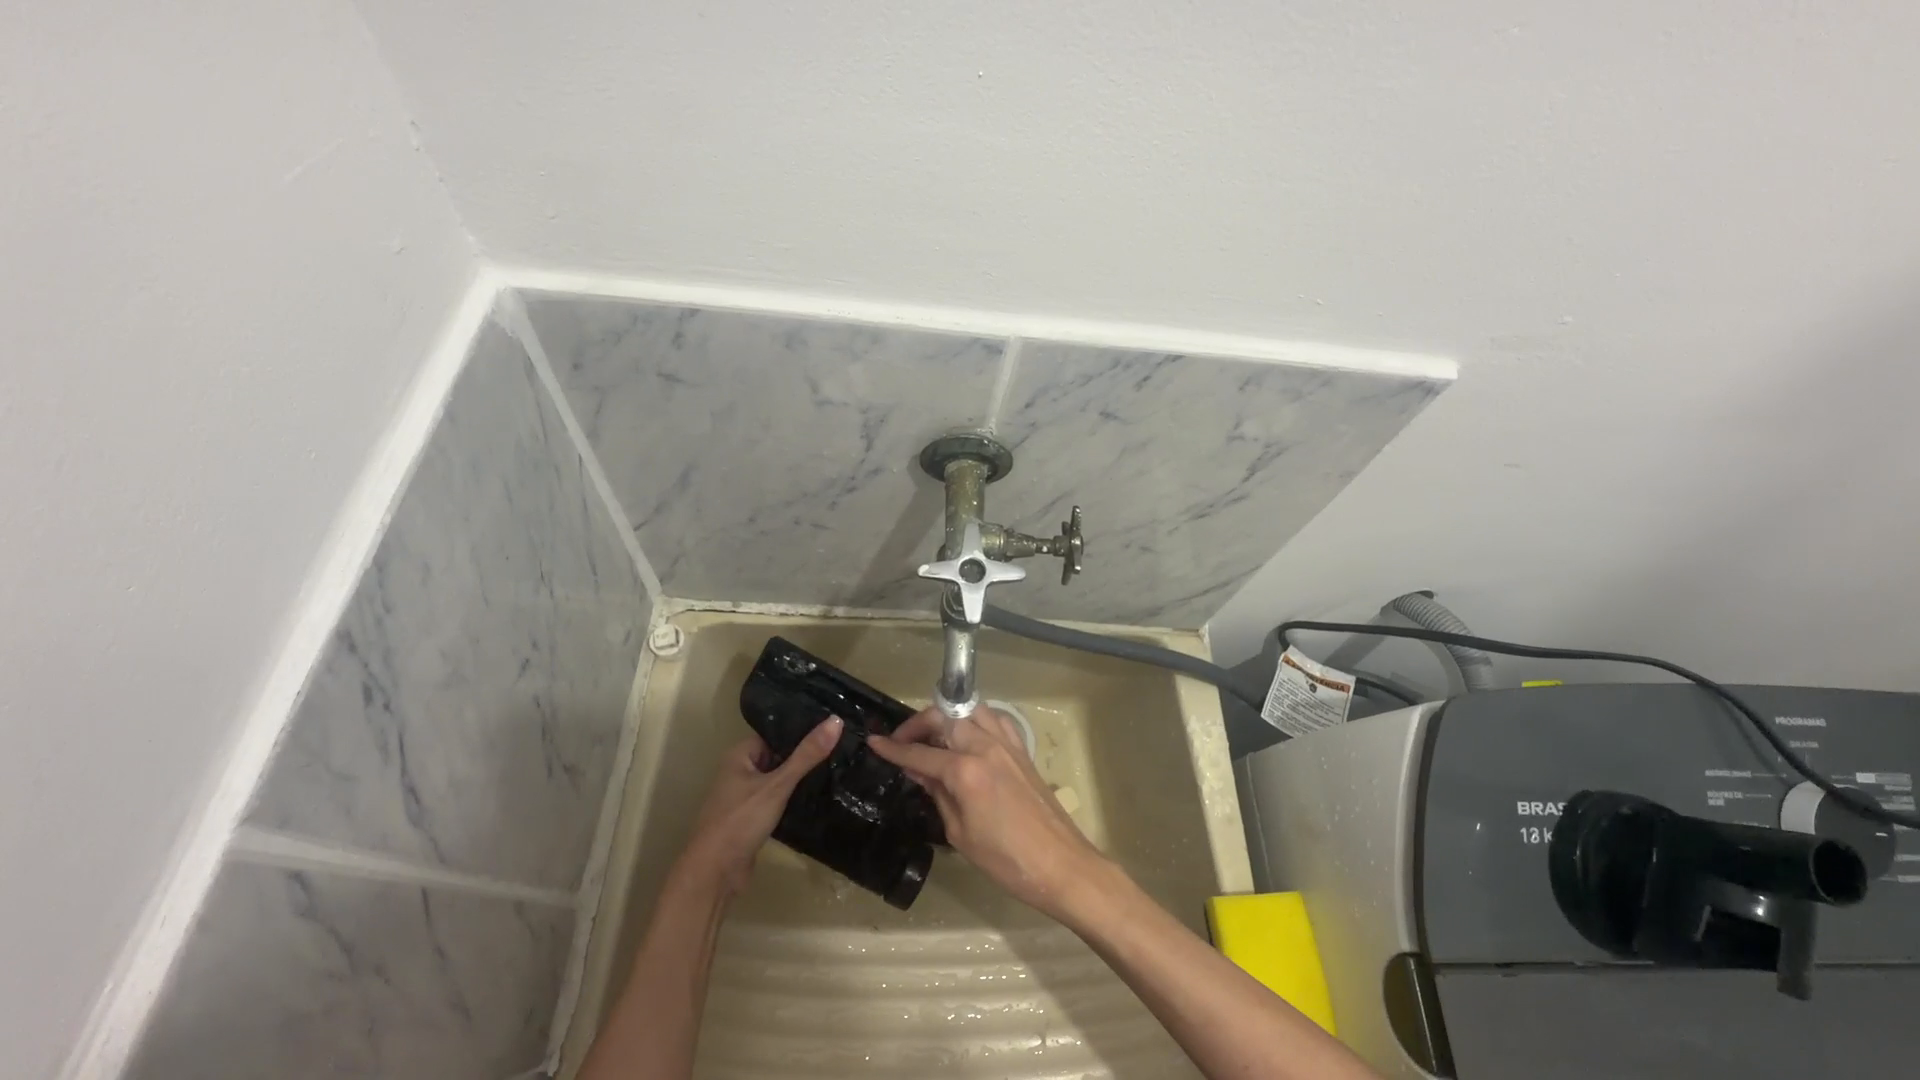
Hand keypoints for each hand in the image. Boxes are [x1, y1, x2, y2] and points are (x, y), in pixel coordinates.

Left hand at [679, 716, 841, 895]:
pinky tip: (819, 796)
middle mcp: (740, 772)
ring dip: (800, 779)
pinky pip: (778, 800)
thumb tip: (836, 720)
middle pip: (778, 756)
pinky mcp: (753, 819)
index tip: (834, 726)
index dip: (802, 731)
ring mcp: (745, 797)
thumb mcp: (778, 785)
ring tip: (838, 767)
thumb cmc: (741, 820)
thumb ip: (807, 755)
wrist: (715, 873)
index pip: (776, 734)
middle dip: (805, 755)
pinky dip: (794, 798)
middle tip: (843, 747)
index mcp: (739, 756)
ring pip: (779, 780)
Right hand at [868, 706, 1110, 916]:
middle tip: (903, 742)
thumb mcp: (960, 833)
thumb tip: (919, 771)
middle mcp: (985, 747)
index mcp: (966, 771)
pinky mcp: (1022, 751)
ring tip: (933, 737)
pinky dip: (975, 721)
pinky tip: (967, 738)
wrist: (1060, 865)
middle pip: (944, 717)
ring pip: (970, 711)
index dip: (894, 749)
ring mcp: (1007, 745)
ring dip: (947, 717)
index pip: (920, 754)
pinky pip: (994, 721)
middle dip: (918, 725)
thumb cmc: (1006, 860)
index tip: (874, 743)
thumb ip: (938, 794)